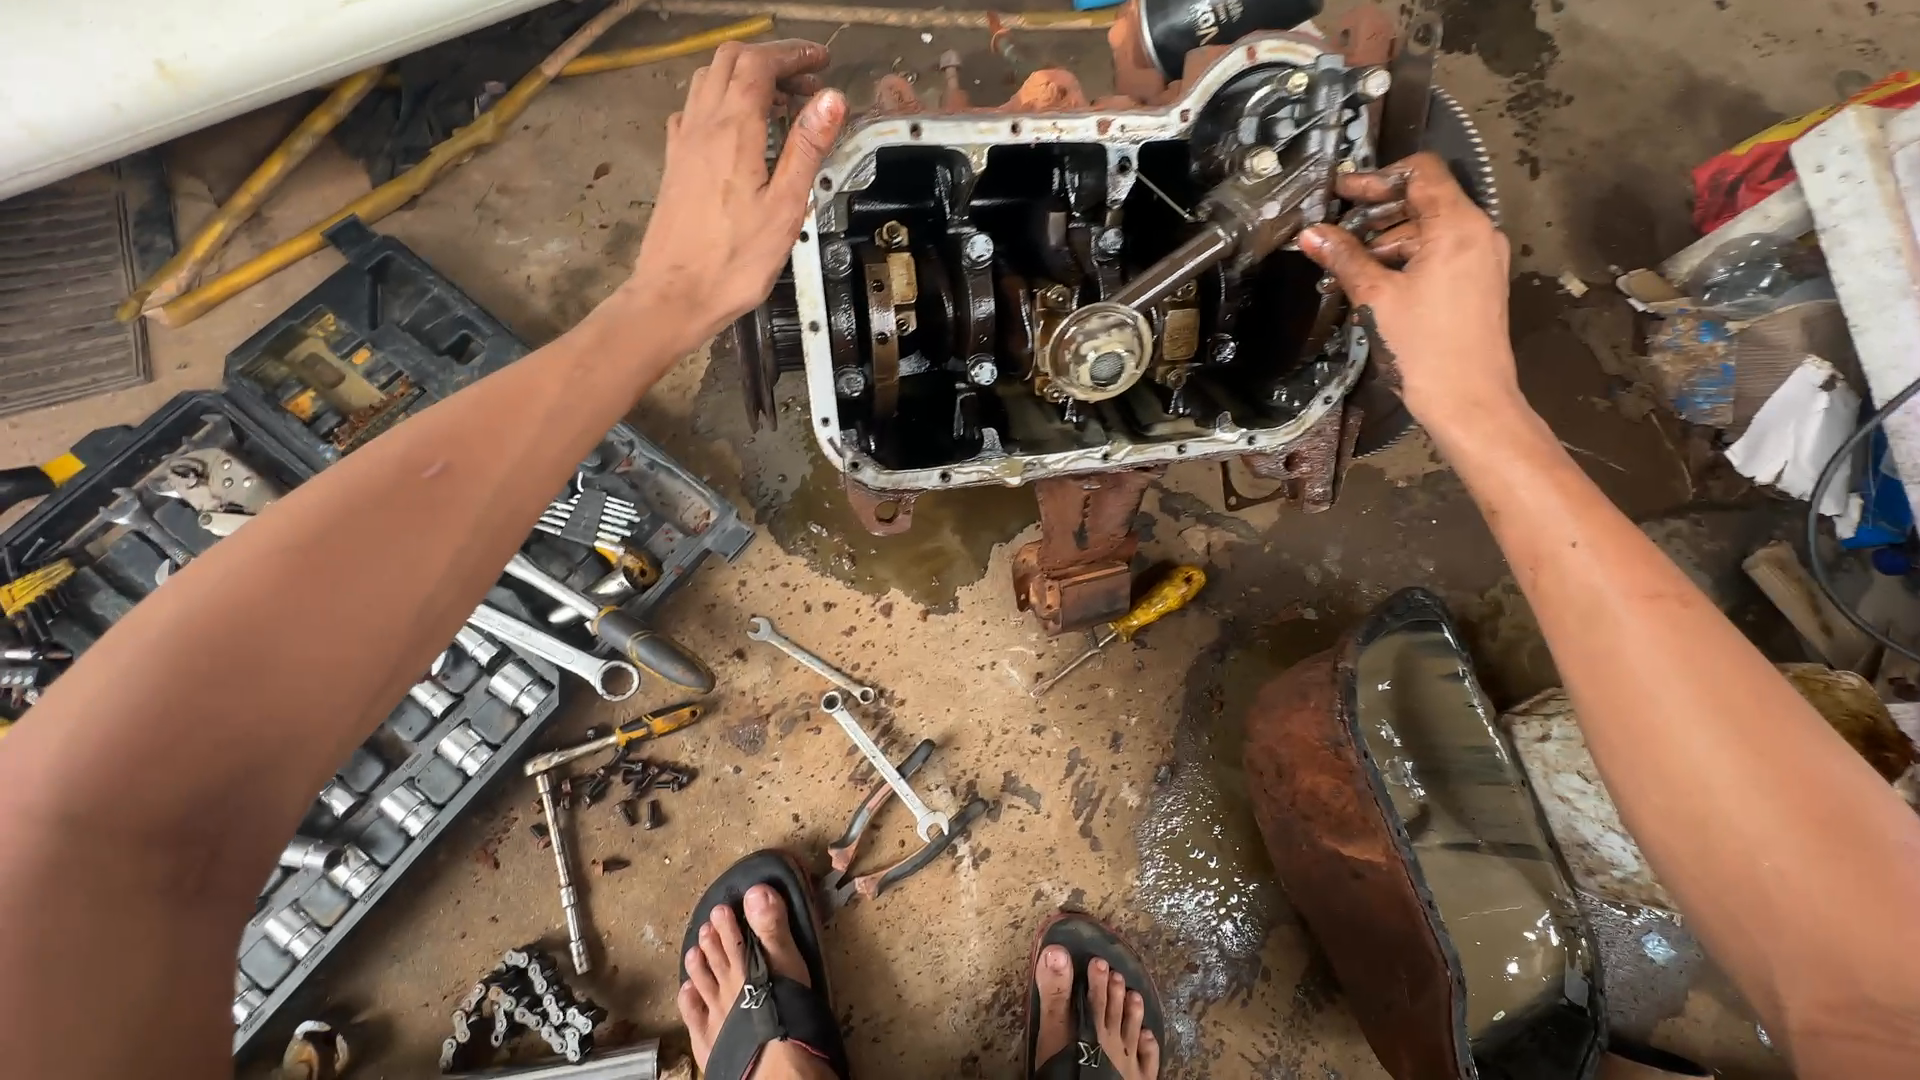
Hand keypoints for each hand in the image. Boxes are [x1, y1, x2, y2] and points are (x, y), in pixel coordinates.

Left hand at [621, 41, 846, 353]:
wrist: (676, 295)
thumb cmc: (734, 262)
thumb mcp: (784, 208)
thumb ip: (805, 149)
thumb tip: (831, 99)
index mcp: (733, 131)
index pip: (760, 65)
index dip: (793, 54)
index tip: (822, 62)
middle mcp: (701, 125)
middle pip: (729, 61)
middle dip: (770, 60)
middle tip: (805, 83)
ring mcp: (683, 143)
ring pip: (707, 80)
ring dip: (743, 77)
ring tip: (778, 103)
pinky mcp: (674, 165)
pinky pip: (692, 112)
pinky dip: (718, 102)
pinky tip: (734, 129)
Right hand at [1298, 152, 1517, 439]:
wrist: (1468, 398)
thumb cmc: (1422, 346)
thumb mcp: (1375, 298)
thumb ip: (1344, 259)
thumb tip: (1311, 233)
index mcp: (1458, 226)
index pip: (1421, 172)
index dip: (1377, 178)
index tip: (1340, 192)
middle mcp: (1478, 232)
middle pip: (1424, 200)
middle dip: (1377, 213)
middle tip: (1334, 231)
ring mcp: (1481, 258)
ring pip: (1428, 231)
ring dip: (1386, 240)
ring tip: (1346, 264)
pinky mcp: (1476, 282)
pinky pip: (1438, 254)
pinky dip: (1404, 259)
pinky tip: (1372, 281)